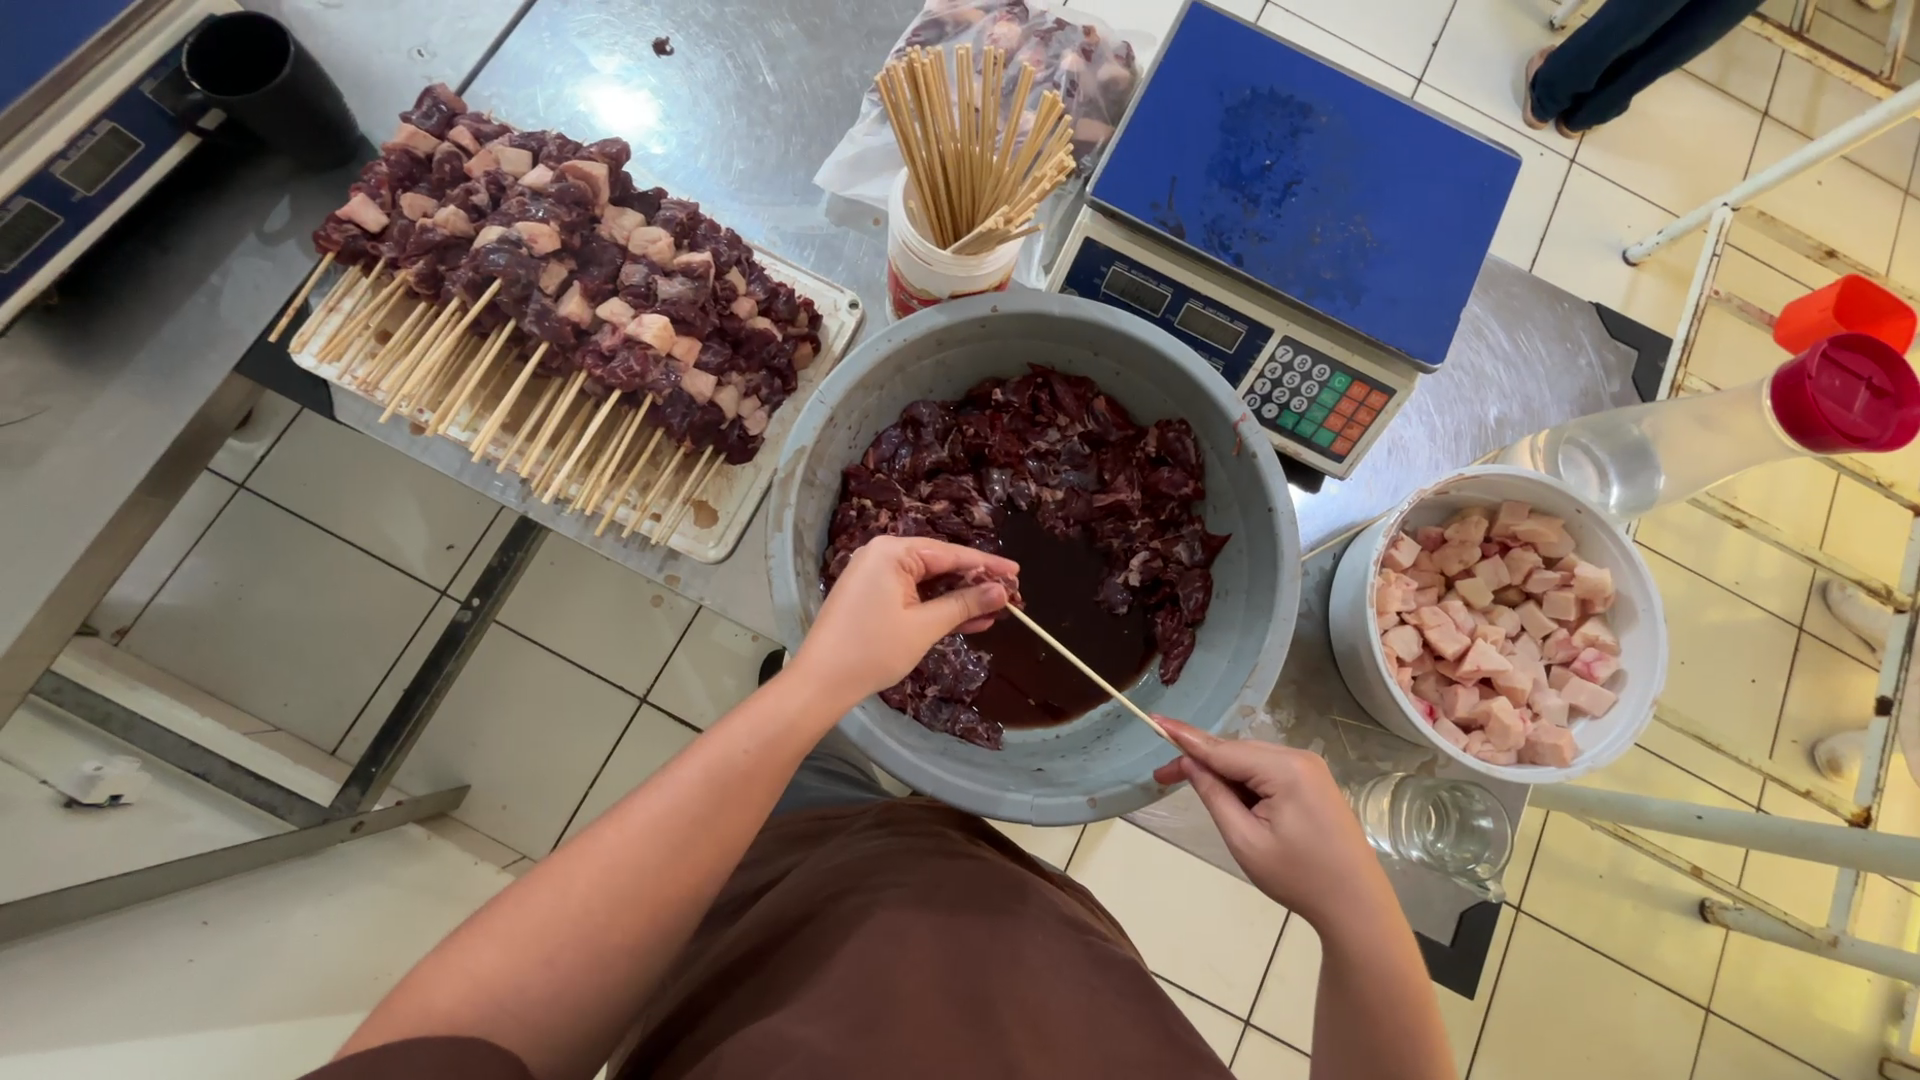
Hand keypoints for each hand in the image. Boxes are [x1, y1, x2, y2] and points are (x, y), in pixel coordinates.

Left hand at [789, 536, 1017, 704]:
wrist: (821, 681)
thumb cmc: (873, 650)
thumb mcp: (925, 627)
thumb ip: (964, 604)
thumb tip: (1002, 591)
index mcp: (892, 552)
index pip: (950, 554)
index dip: (987, 565)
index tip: (1017, 572)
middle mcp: (882, 555)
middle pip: (939, 565)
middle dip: (974, 583)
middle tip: (1010, 596)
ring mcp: (874, 576)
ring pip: (928, 583)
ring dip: (959, 599)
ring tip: (996, 611)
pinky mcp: (871, 596)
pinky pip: (913, 595)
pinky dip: (937, 608)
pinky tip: (969, 620)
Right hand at [1152, 717, 1391, 928]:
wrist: (1357, 906)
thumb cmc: (1298, 878)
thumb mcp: (1245, 840)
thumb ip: (1214, 795)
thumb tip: (1190, 764)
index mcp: (1284, 770)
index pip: (1222, 749)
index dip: (1184, 738)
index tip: (1153, 721)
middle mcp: (1298, 758)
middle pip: (1235, 751)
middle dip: (1199, 761)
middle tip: (1162, 778)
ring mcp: (1309, 768)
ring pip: (1249, 760)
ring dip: (1222, 773)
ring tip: (1197, 793)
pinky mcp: (1312, 781)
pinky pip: (1266, 769)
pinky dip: (1243, 780)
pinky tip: (1232, 799)